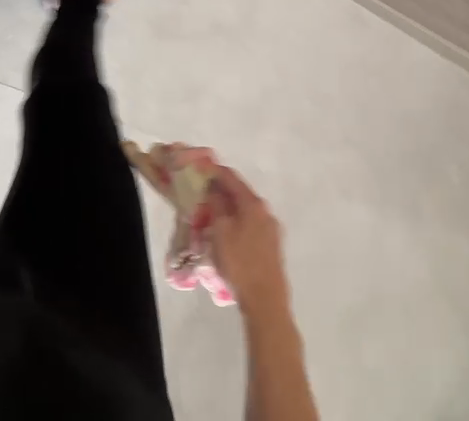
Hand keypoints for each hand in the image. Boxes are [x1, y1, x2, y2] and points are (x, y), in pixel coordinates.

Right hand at [205, 167, 289, 308]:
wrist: (266, 300)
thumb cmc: (239, 262)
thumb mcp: (220, 230)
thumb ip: (216, 204)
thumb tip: (212, 187)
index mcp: (253, 204)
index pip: (231, 177)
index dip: (213, 170)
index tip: (197, 168)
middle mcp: (266, 212)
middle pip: (239, 192)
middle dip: (219, 189)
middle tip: (199, 192)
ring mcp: (271, 229)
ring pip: (244, 209)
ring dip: (227, 206)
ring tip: (209, 212)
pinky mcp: (271, 244)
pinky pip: (250, 223)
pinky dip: (235, 220)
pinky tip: (225, 231)